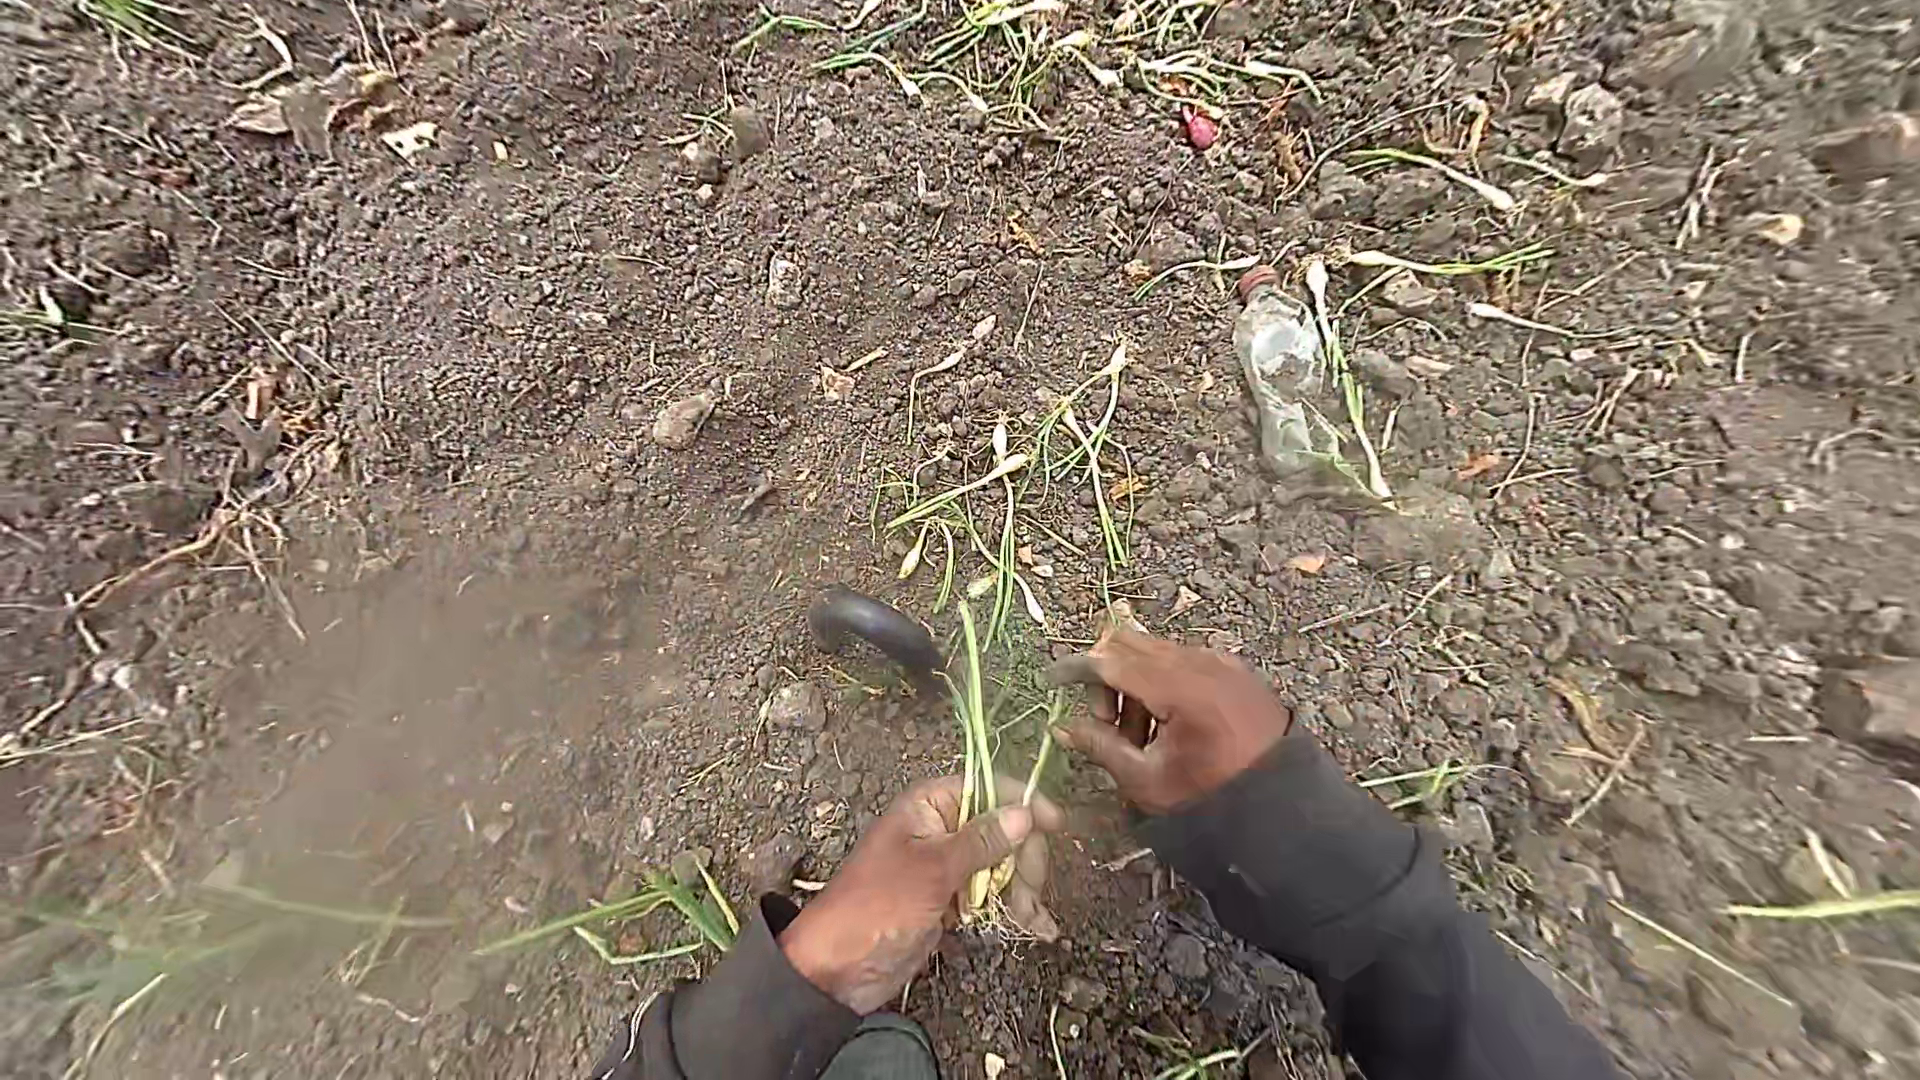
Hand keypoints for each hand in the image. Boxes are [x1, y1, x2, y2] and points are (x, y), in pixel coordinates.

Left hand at [779, 776, 1062, 1013]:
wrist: (837, 968)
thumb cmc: (880, 903)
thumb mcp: (933, 868)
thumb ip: (982, 840)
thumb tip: (1026, 813)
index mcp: (931, 803)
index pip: (987, 787)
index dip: (1023, 801)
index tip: (1056, 824)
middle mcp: (942, 826)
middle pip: (1000, 827)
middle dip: (1022, 858)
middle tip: (1033, 889)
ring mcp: (947, 863)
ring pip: (1000, 863)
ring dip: (1021, 888)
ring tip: (1031, 919)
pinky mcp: (950, 897)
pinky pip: (989, 892)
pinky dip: (1011, 907)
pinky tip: (1035, 926)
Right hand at [1048, 626, 1290, 814]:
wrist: (1290, 809)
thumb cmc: (1214, 799)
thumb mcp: (1147, 781)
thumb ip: (1100, 747)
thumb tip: (1061, 727)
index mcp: (1179, 687)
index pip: (1110, 661)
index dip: (1075, 668)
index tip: (1051, 680)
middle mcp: (1198, 661)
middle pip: (1127, 642)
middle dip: (1103, 675)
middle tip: (1105, 720)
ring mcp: (1218, 661)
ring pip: (1151, 650)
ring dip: (1130, 680)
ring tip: (1140, 733)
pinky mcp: (1231, 668)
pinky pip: (1179, 659)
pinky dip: (1158, 680)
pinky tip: (1166, 722)